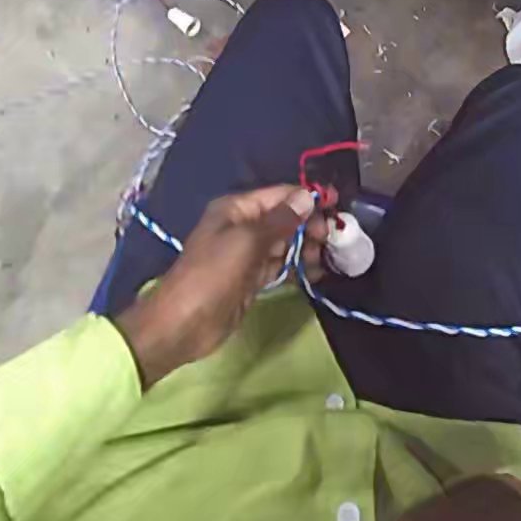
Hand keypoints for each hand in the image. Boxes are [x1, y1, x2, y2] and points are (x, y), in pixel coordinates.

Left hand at [114, 185, 329, 388]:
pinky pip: (281, 264)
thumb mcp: (247, 241)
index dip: (308, 198)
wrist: (183, 325)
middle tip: (330, 239)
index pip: (280, 195)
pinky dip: (298, 266)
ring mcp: (249, 252)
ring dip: (307, 246)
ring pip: (286, 241)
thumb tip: (307, 197)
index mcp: (237, 209)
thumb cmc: (212, 275)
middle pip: (286, 217)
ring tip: (323, 258)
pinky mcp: (253, 277)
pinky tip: (316, 272)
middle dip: (310, 225)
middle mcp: (244, 225)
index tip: (337, 205)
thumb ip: (280, 219)